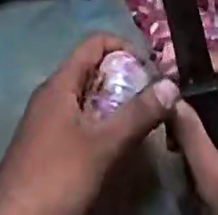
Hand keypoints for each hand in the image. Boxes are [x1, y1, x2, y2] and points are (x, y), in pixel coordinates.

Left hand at [0, 33, 179, 214]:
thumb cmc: (56, 174)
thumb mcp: (102, 145)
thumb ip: (136, 114)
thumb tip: (170, 84)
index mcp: (60, 82)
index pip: (94, 43)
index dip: (124, 47)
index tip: (151, 69)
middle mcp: (52, 93)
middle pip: (91, 69)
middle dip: (123, 78)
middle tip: (152, 100)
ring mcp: (46, 119)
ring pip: (86, 97)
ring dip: (113, 104)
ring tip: (140, 123)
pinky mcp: (46, 144)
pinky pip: (78, 120)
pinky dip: (100, 123)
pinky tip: (115, 145)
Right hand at [170, 48, 217, 214]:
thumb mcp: (213, 178)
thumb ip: (191, 133)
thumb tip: (168, 91)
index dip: (193, 60)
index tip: (163, 69)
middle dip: (188, 85)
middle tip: (160, 97)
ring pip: (217, 97)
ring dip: (192, 106)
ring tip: (169, 123)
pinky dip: (201, 122)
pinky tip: (183, 140)